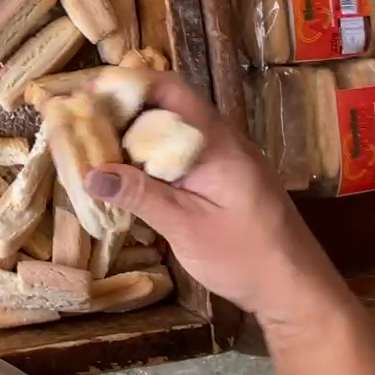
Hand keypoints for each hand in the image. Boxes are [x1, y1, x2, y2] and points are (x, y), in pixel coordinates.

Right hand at [84, 73, 358, 353]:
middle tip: (78, 123)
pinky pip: (176, 152)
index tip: (87, 96)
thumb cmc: (246, 258)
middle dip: (120, 109)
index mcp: (215, 142)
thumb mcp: (187, 228)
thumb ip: (140, 196)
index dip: (127, 84)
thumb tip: (88, 174)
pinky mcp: (217, 177)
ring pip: (168, 129)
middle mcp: (219, 139)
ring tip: (90, 146)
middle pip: (164, 105)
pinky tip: (122, 174)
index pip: (170, 90)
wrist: (296, 290)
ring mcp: (220, 157)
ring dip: (131, 133)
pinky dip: (146, 155)